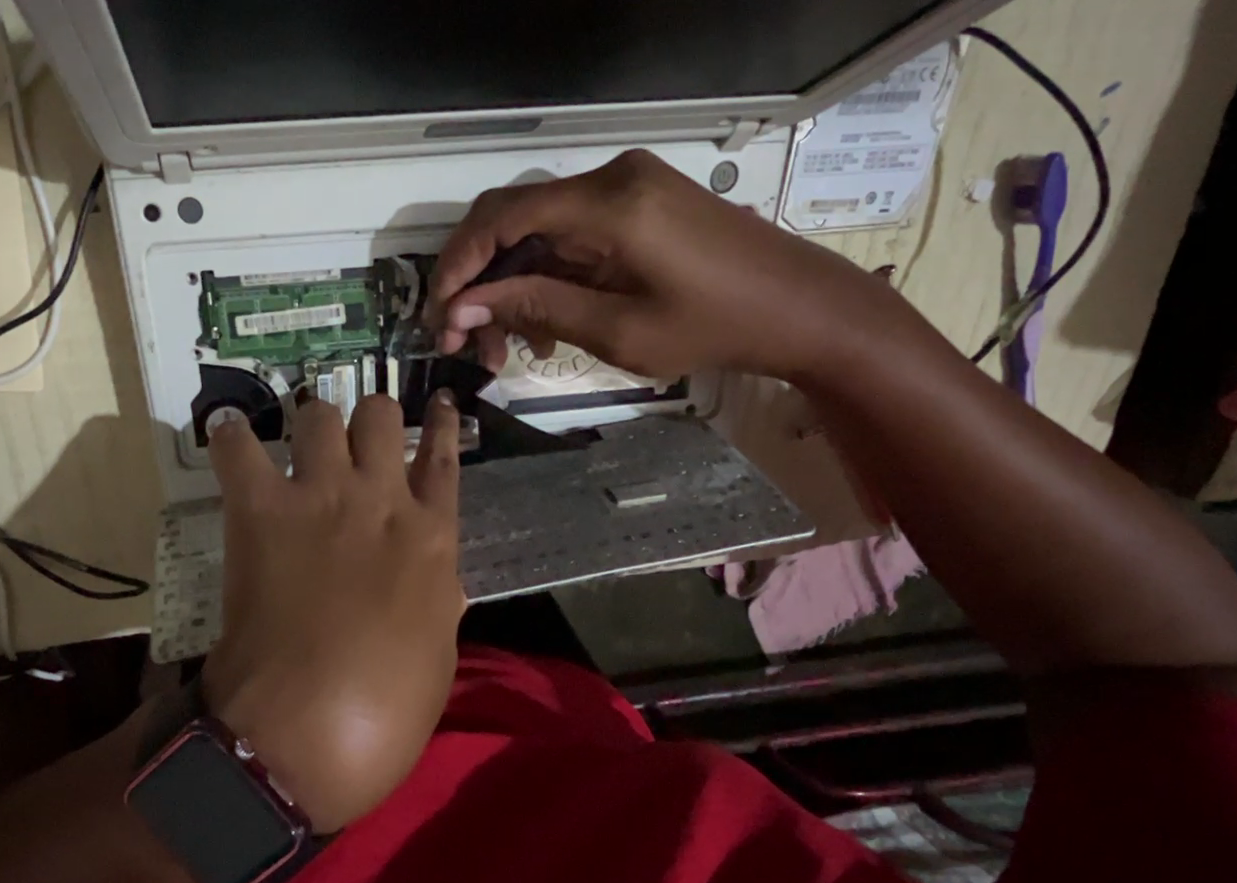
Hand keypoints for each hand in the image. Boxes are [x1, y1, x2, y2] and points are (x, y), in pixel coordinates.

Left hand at [200, 392, 465, 832]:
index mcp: (433, 540)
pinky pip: (239, 446)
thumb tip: (432, 578)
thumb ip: (435, 599)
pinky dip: (231, 437)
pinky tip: (230, 435)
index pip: (445, 459)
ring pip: (320, 414)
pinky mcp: (262, 510)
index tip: (437, 402)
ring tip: (297, 442)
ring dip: (310, 424)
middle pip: (380, 416)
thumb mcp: (437, 651)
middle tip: (349, 441)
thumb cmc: (385, 711)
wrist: (310, 731)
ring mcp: (322, 498)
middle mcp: (383, 501)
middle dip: (367, 419)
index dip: (441, 424)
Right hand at [427, 148, 932, 383]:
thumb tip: (462, 307)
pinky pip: (569, 235)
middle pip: (513, 218)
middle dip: (479, 280)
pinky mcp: (636, 204)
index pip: (504, 216)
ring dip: (511, 286)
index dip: (460, 263)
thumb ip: (536, 308)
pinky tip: (542, 327)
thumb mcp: (617, 331)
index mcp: (609, 205)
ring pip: (537, 231)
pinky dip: (546, 278)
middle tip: (462, 339)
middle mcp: (611, 179)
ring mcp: (626, 187)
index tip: (438, 314)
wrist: (798, 308)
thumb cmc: (714, 328)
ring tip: (502, 349)